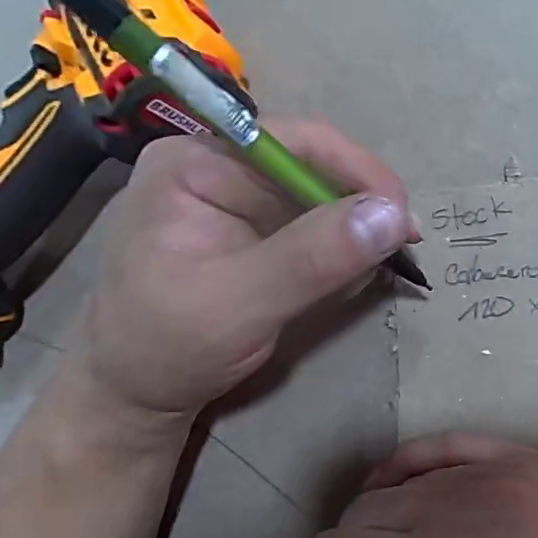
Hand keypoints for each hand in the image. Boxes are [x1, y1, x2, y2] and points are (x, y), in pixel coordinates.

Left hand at [72, 118, 415, 418]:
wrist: (134, 396)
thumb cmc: (167, 347)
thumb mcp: (241, 303)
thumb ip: (313, 257)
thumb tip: (393, 215)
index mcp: (195, 163)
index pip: (291, 142)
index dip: (355, 170)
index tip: (402, 215)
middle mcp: (217, 167)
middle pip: (310, 163)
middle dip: (359, 204)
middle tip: (403, 244)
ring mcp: (236, 198)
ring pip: (317, 195)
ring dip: (355, 228)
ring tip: (382, 262)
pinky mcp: (253, 230)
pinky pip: (311, 224)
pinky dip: (340, 247)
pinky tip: (353, 272)